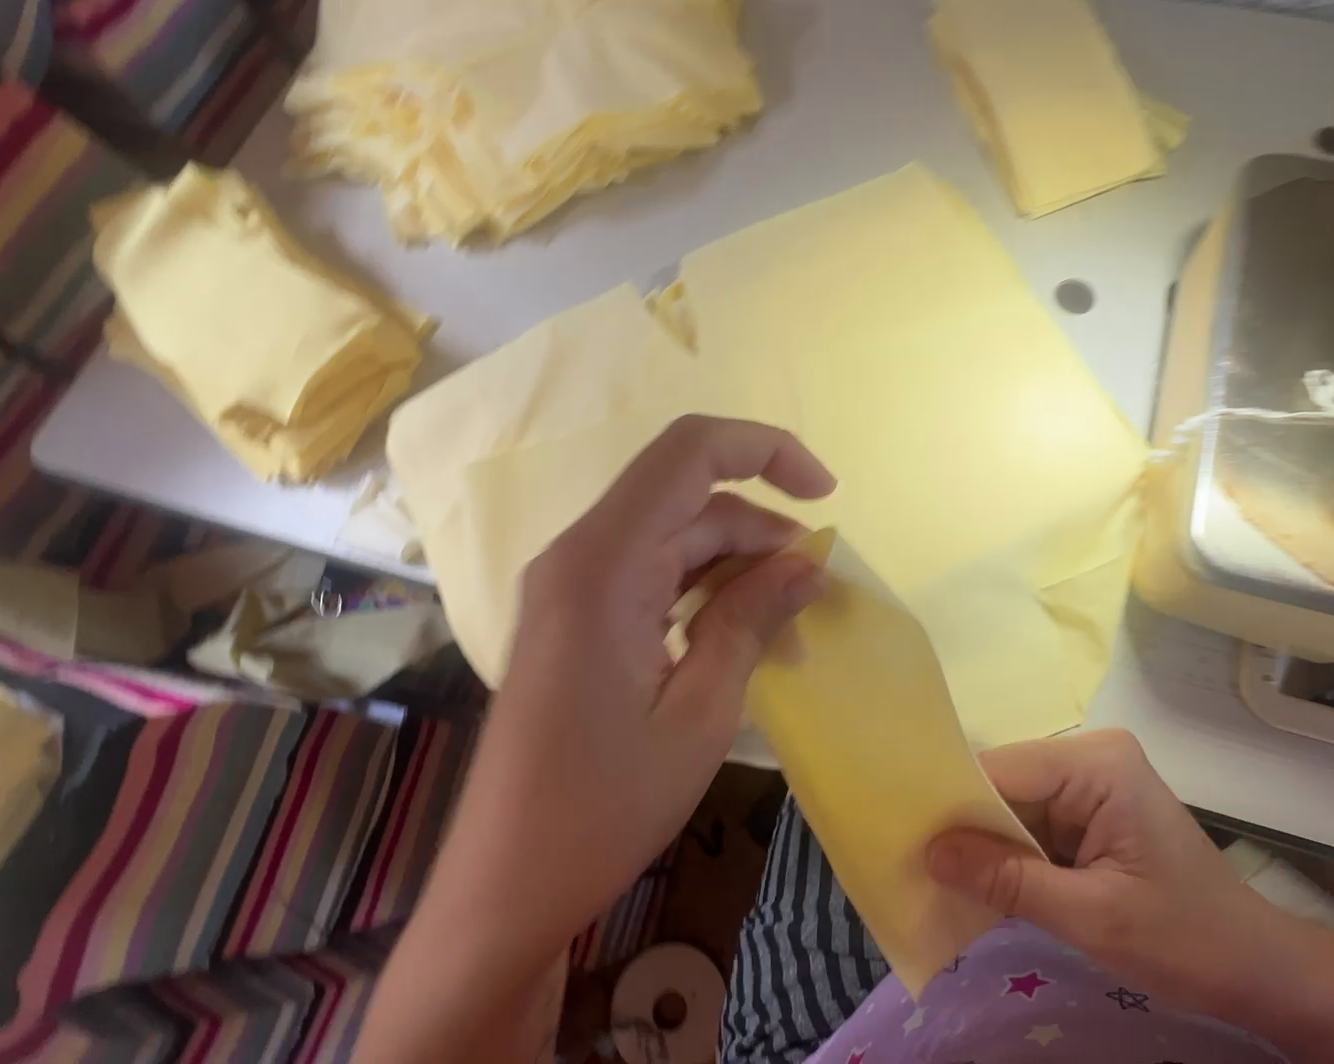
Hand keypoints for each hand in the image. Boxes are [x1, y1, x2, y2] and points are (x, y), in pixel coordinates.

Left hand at [436, 416, 834, 959]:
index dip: (766, 450)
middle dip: (761, 532)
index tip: (825, 492)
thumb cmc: (605, 803)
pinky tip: (744, 640)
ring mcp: (572, 589)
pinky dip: (704, 595)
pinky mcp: (576, 620)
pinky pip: (651, 578)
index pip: (689, 453)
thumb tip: (808, 564)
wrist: (508, 882)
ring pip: (673, 540)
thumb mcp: (701, 709)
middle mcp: (580, 557)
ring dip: (737, 570)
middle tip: (816, 594)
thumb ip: (752, 619)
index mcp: (603, 563)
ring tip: (790, 631)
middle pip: (687, 500)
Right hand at [925, 730, 1298, 1014]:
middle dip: (964, 826)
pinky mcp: (1089, 809)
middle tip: (911, 861)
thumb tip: (930, 852)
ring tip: (932, 875)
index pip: (1002, 769)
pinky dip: (1007, 855)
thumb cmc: (1185, 939)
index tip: (904, 836)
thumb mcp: (1092, 918)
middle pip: (1003, 783)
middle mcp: (1091, 757)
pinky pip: (1031, 823)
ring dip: (982, 844)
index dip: (952, 802)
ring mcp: (1090, 781)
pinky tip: (976, 881)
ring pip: (1012, 804)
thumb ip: (1008, 881)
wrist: (1256, 967)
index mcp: (1098, 763)